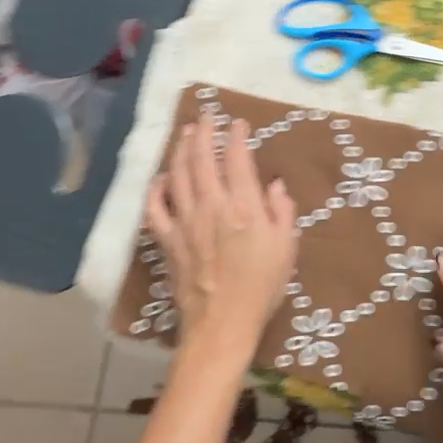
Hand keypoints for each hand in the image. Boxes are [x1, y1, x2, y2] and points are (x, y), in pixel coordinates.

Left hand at [145, 119, 298, 362]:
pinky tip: (161, 178)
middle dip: (205, 132)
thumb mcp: (287, 248)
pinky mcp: (168, 241)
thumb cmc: (262, 287)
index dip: (236, 136)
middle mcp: (212, 206)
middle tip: (207, 117)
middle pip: (203, 158)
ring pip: (179, 175)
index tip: (238, 123)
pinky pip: (155, 208)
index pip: (237, 158)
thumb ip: (282, 212)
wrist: (222, 325)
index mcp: (244, 206)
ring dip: (182, 150)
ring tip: (186, 133)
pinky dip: (156, 189)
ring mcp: (185, 222)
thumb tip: (274, 184)